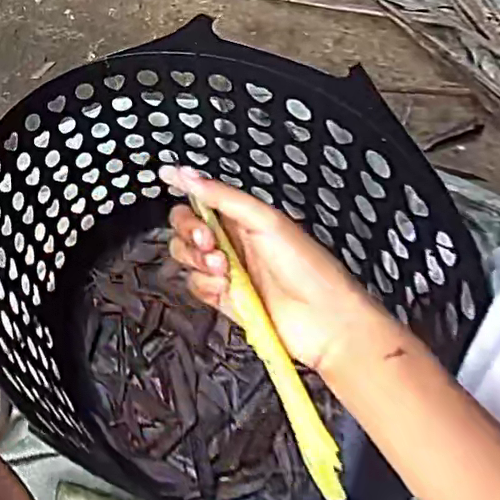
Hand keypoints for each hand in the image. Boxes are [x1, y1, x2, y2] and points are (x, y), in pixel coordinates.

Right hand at [159, 165, 385, 374]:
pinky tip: (226, 287)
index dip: (186, 193)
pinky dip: (206, 285)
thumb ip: (221, 196)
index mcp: (242, 217)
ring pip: (185, 255)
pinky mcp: (222, 296)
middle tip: (208, 241)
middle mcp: (232, 240)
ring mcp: (226, 269)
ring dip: (198, 260)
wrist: (328, 325)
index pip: (200, 198)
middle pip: (185, 226)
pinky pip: (194, 284)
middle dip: (190, 232)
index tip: (171, 183)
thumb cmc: (310, 271)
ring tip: (223, 268)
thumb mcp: (265, 221)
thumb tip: (186, 174)